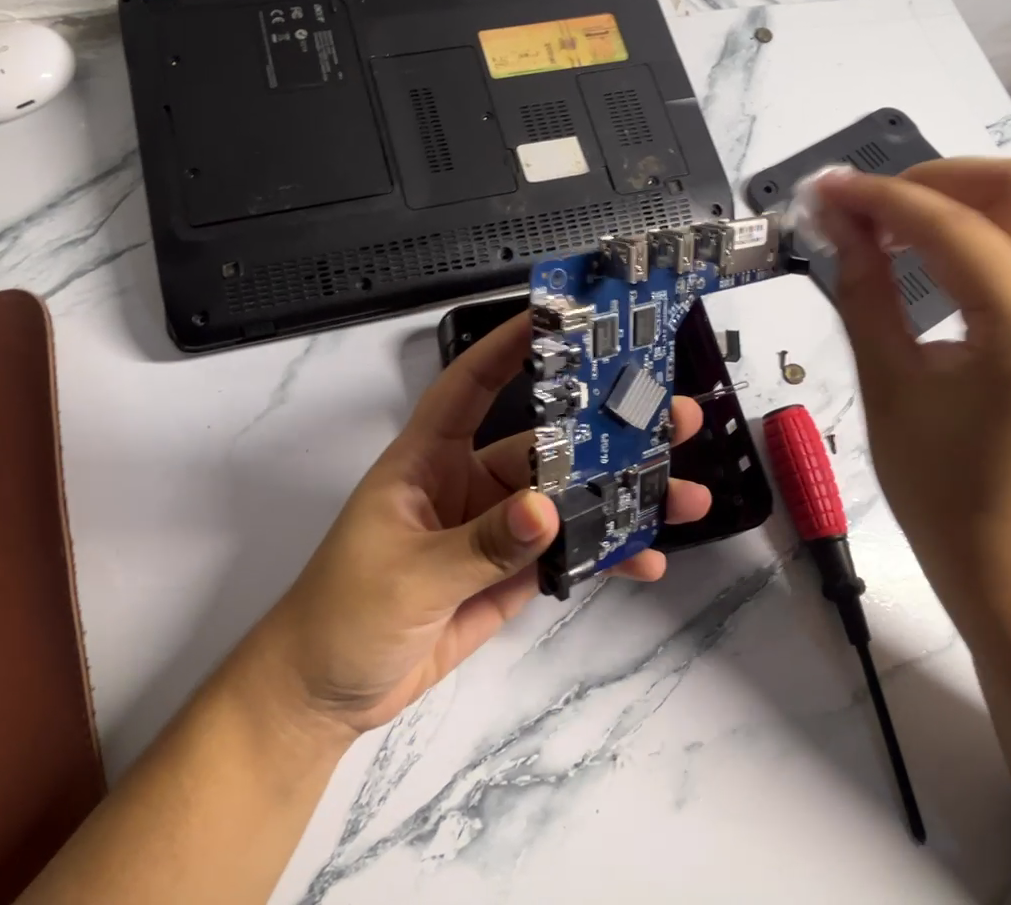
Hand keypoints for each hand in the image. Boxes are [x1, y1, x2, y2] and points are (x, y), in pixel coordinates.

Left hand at [231, 315, 711, 737]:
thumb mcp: (409, 576)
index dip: (510, 347)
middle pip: (544, 444)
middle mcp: (466, 484)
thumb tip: (547, 510)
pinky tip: (647, 557)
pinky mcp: (510, 574)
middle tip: (671, 414)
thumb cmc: (344, 617)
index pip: (470, 387)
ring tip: (682, 492)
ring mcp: (493, 531)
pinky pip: (565, 553)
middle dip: (605, 429)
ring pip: (567, 500)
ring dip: (621, 495)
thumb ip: (480, 545)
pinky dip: (605, 554)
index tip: (564, 318)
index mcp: (427, 462)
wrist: (328, 692)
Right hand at [813, 158, 1010, 597]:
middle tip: (868, 204)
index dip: (882, 199)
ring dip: (963, 200)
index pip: (955, 228)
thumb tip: (837, 221)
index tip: (827, 190)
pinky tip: (936, 253)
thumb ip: (864, 288)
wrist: (1008, 547)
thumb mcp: (887, 381)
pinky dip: (988, 230)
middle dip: (934, 180)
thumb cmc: (935, 484)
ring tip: (893, 226)